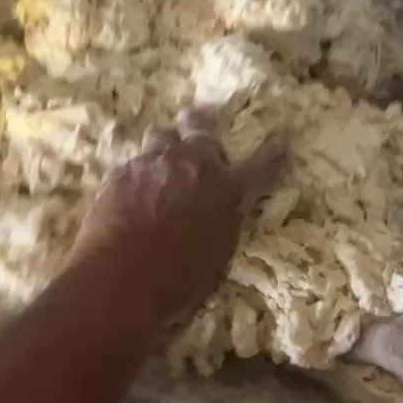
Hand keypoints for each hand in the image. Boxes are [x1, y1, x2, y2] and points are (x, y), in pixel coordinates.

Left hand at [73, 108, 285, 319]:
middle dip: (200, 123)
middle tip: (195, 123)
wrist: (121, 279)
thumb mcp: (219, 252)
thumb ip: (222, 220)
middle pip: (200, 126)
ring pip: (161, 135)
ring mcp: (155, 163)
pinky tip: (132, 190)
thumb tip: (218, 213)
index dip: (274, 151)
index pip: (263, 162)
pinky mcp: (123, 172)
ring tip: (160, 160)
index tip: (281, 138)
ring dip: (165, 145)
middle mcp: (195, 164)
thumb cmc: (179, 279)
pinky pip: (135, 162)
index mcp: (229, 188)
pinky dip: (139, 172)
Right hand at [353, 230, 402, 402]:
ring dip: (393, 269)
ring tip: (366, 280)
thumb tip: (326, 332)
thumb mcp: (388, 349)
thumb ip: (354, 337)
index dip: (360, 233)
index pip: (387, 227)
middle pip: (399, 241)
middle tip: (346, 262)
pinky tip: (396, 297)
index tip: (338, 239)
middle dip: (374, 252)